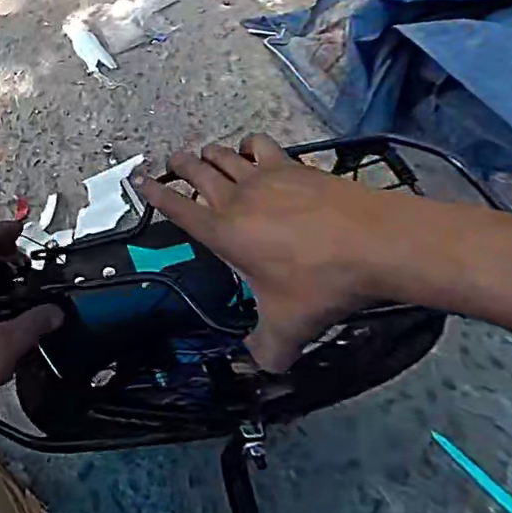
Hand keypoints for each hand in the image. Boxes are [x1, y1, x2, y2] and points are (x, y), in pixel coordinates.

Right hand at [139, 135, 402, 370]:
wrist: (372, 242)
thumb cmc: (321, 282)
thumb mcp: (291, 326)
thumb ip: (268, 350)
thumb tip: (260, 369)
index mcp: (223, 232)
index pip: (176, 208)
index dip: (154, 193)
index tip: (139, 180)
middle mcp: (233, 197)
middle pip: (194, 169)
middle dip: (179, 164)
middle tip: (176, 163)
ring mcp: (261, 176)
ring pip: (221, 153)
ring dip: (209, 153)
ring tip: (208, 156)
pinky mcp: (289, 164)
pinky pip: (259, 143)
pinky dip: (250, 144)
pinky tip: (253, 151)